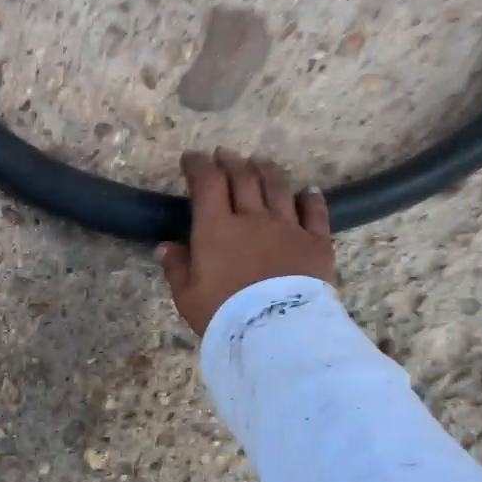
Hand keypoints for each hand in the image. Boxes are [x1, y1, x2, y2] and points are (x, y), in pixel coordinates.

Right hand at [157, 149, 333, 335]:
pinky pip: (315, 211)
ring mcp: (288, 226)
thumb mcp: (186, 296)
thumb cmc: (220, 313)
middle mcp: (252, 218)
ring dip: (267, 170)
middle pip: (243, 179)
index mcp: (216, 230)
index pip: (207, 185)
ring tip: (260, 160)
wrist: (272, 327)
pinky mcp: (316, 240)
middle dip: (231, 162)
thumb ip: (177, 267)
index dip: (198, 167)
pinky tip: (308, 192)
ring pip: (278, 187)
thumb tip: (165, 247)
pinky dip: (310, 198)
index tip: (191, 158)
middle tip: (224, 154)